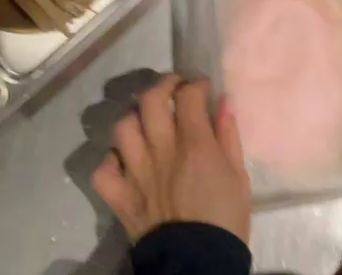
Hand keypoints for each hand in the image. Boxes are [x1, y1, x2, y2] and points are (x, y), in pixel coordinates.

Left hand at [91, 75, 250, 243]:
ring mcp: (136, 173)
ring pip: (123, 128)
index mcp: (194, 144)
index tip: (202, 88)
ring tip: (147, 123)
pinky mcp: (120, 198)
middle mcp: (161, 151)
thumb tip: (223, 102)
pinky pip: (102, 171)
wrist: (198, 266)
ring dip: (135, 119)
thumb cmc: (225, 220)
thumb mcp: (239, 176)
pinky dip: (111, 161)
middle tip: (174, 90)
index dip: (195, 84)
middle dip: (163, 86)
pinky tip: (125, 161)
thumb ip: (229, 136)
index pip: (188, 95)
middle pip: (150, 100)